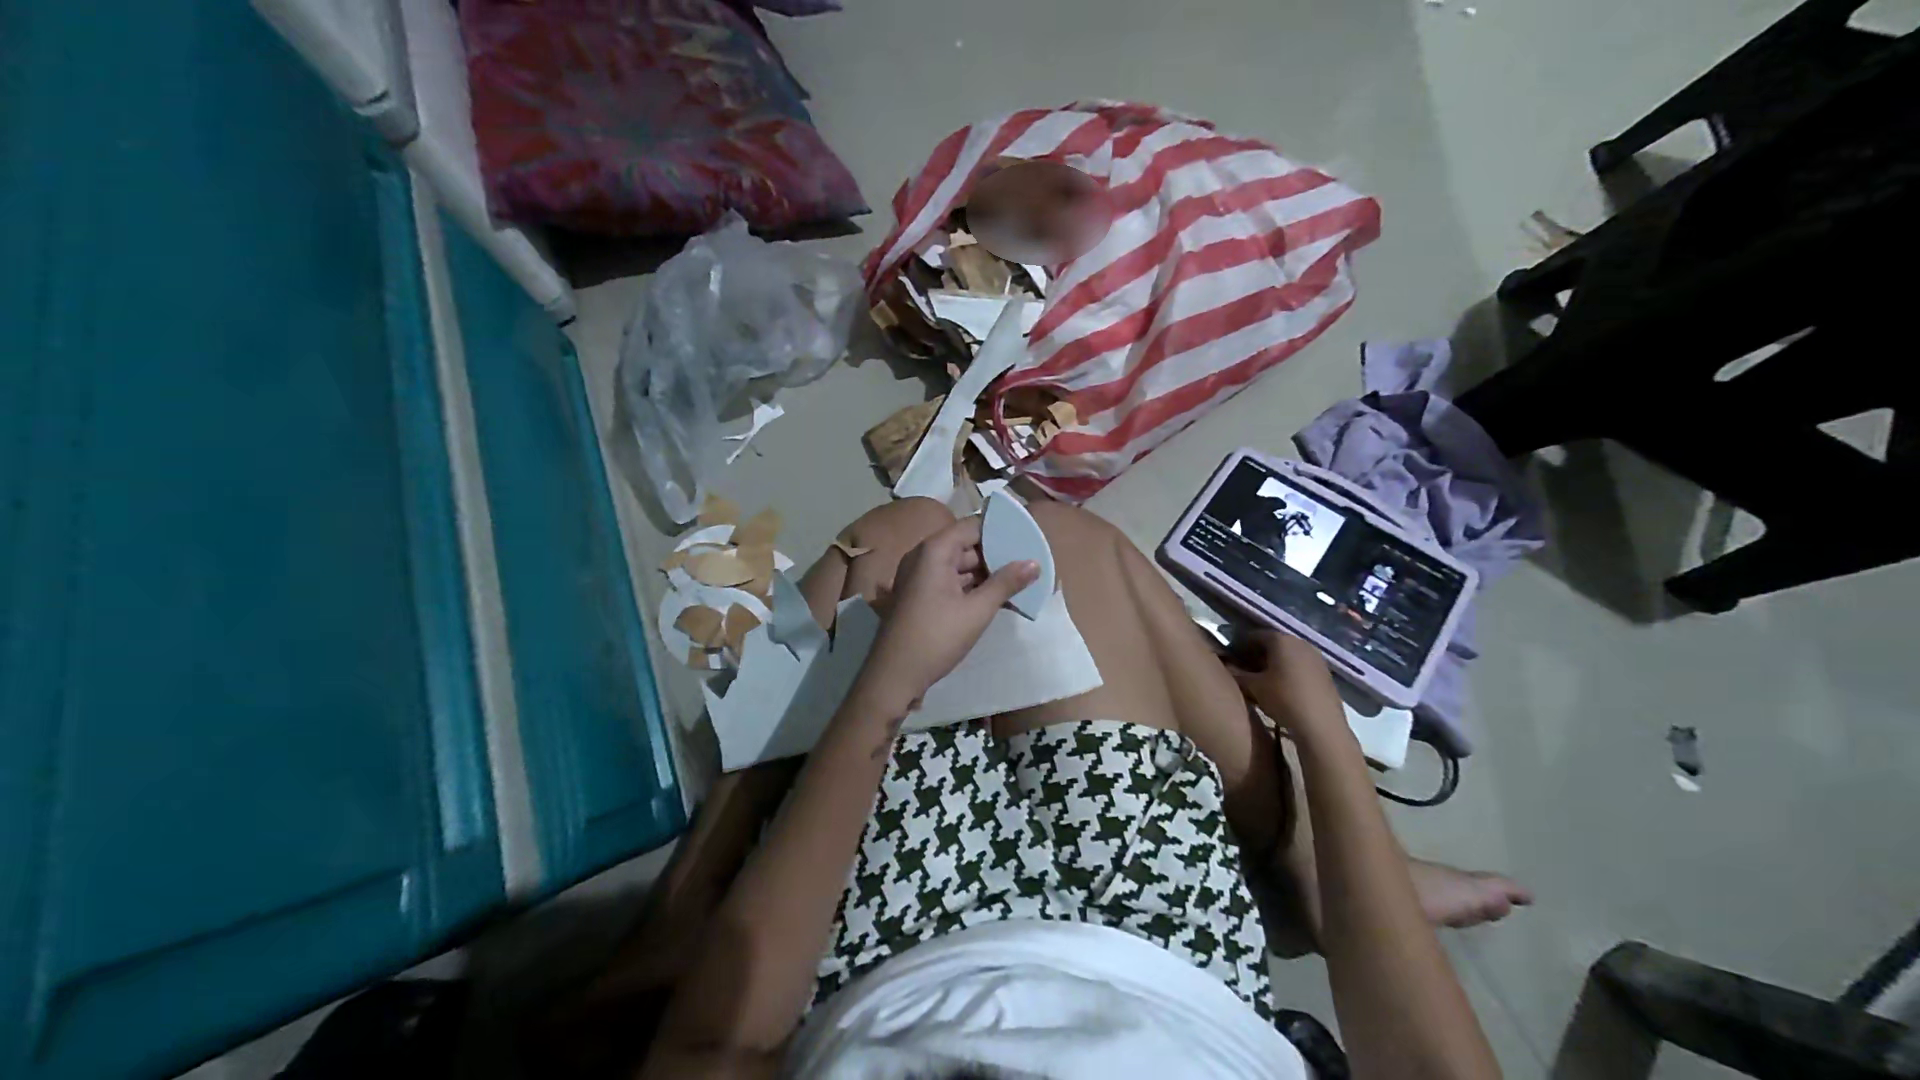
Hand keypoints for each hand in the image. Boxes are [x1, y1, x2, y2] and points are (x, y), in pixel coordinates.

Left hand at [856, 516, 1037, 708]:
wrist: (894, 676)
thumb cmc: (936, 637)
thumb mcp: (977, 611)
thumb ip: (1006, 583)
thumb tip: (1034, 562)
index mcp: (934, 550)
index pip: (973, 526)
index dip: (1000, 531)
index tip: (1027, 539)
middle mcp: (923, 557)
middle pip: (966, 545)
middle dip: (997, 555)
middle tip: (1029, 563)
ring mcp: (919, 577)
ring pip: (959, 566)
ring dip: (986, 574)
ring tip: (1020, 582)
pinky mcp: (919, 596)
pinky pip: (950, 582)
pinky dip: (972, 588)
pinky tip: (997, 599)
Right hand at [1226, 629, 1348, 740]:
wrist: (1321, 725)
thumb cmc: (1283, 699)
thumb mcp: (1252, 686)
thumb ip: (1236, 672)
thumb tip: (1225, 665)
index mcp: (1281, 640)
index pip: (1254, 635)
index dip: (1240, 645)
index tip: (1231, 659)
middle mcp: (1300, 642)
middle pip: (1273, 643)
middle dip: (1258, 654)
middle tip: (1246, 670)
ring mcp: (1316, 657)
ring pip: (1289, 654)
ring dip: (1275, 663)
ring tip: (1264, 681)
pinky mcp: (1326, 673)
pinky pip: (1302, 665)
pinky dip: (1290, 671)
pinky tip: (1284, 688)